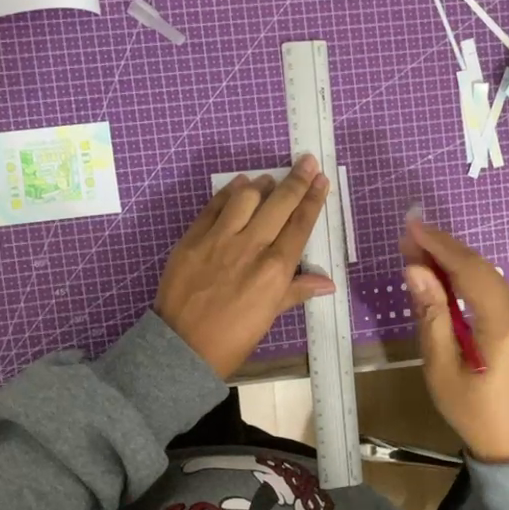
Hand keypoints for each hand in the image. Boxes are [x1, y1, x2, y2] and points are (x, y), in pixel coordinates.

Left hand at [155, 157, 334, 377]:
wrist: (181, 348)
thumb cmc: (232, 339)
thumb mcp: (269, 318)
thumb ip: (295, 291)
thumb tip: (327, 282)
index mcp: (274, 269)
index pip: (300, 225)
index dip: (313, 199)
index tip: (321, 179)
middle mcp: (250, 247)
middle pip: (279, 203)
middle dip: (296, 180)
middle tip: (306, 161)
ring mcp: (219, 239)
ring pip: (246, 197)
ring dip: (262, 185)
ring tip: (269, 180)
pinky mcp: (192, 238)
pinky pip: (214, 206)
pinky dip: (229, 192)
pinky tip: (239, 186)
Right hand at [401, 219, 508, 462]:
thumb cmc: (473, 412)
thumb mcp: (442, 367)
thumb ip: (431, 315)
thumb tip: (416, 270)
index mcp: (503, 322)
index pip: (469, 269)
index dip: (439, 245)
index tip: (411, 226)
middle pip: (480, 267)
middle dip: (443, 249)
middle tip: (409, 236)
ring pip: (487, 276)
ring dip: (453, 261)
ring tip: (418, 251)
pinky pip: (492, 291)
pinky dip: (466, 278)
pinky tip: (443, 276)